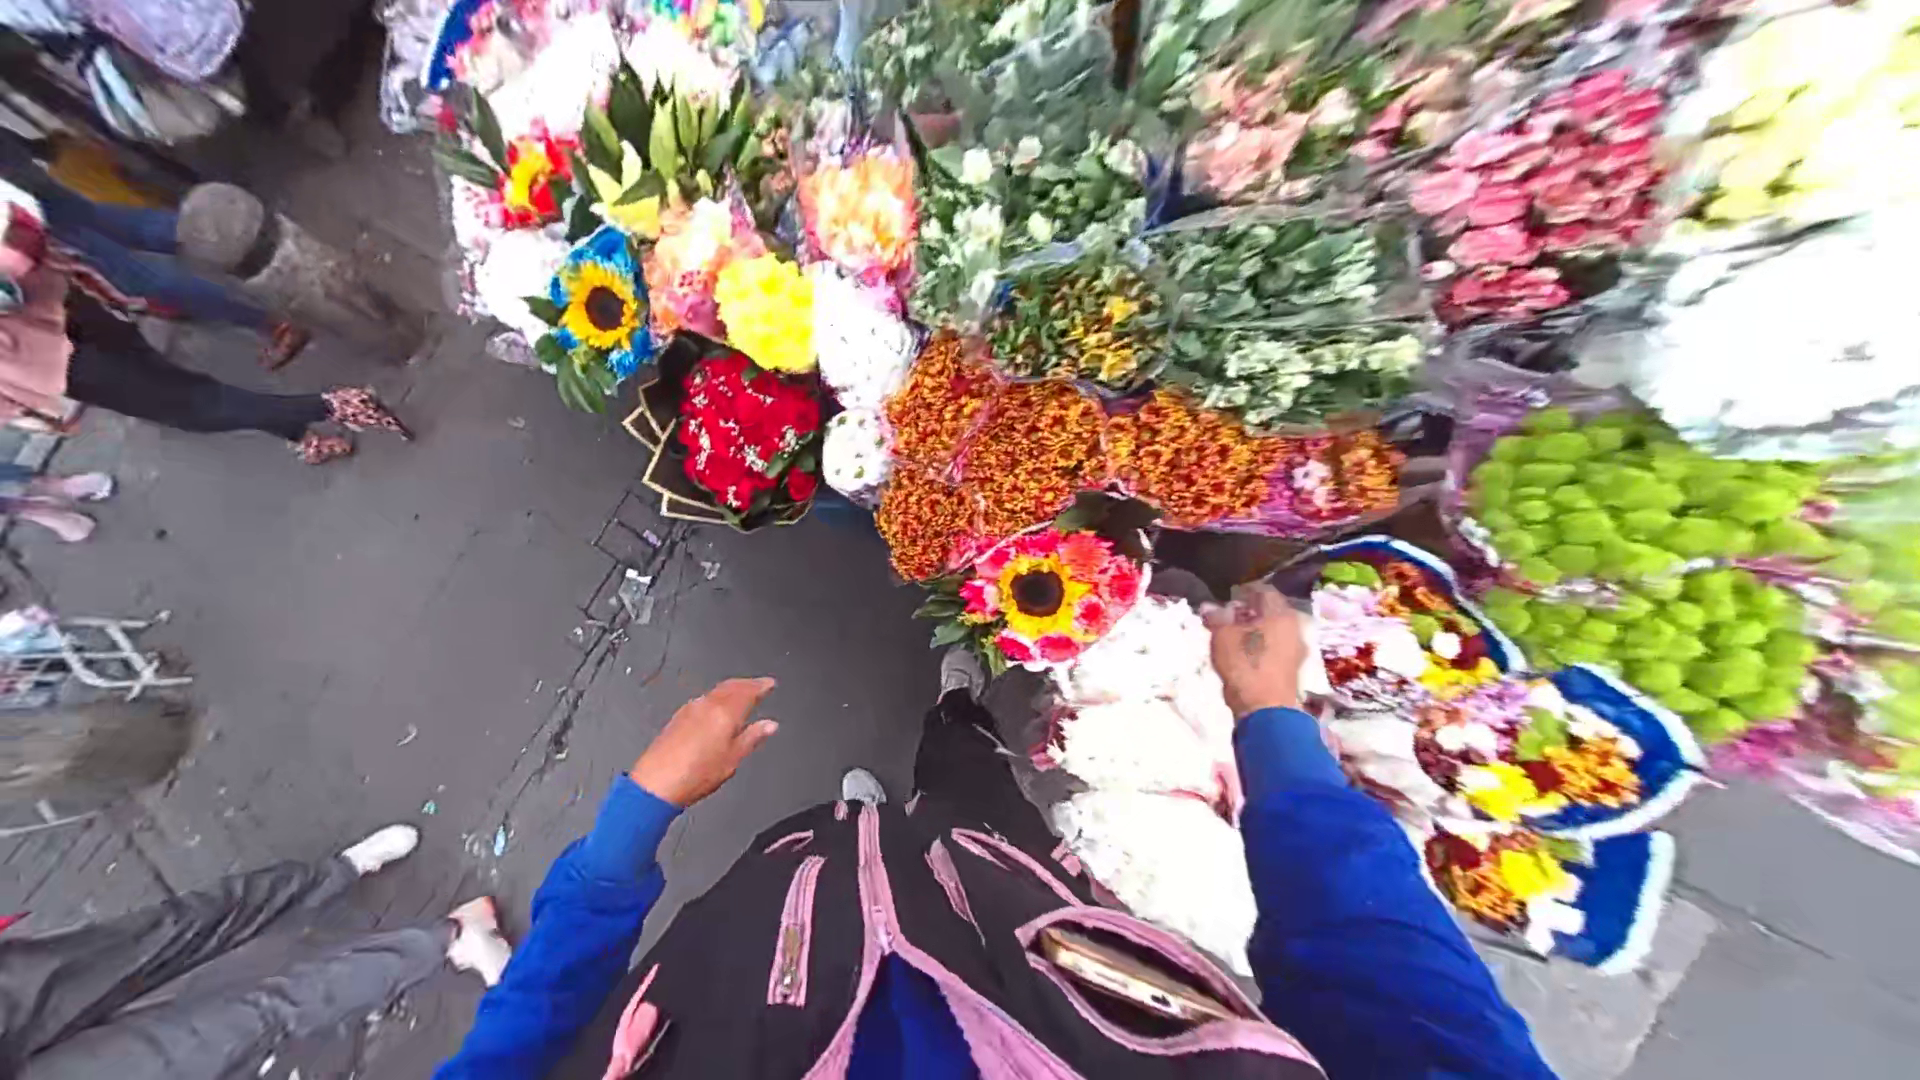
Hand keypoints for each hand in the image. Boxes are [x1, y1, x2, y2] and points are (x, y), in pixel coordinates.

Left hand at [630, 678, 779, 807]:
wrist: (654, 786)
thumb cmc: (692, 775)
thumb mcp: (733, 759)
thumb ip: (753, 737)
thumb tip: (769, 726)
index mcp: (725, 712)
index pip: (749, 691)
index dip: (762, 685)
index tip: (770, 684)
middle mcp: (707, 705)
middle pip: (731, 686)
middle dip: (747, 684)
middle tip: (758, 684)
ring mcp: (689, 710)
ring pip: (716, 691)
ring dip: (731, 689)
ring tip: (739, 693)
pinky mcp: (677, 718)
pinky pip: (702, 700)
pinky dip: (715, 698)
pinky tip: (715, 707)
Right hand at [1203, 582, 1307, 718]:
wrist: (1265, 709)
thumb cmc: (1244, 665)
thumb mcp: (1222, 636)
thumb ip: (1217, 617)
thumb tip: (1210, 606)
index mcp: (1281, 614)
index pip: (1264, 591)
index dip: (1244, 591)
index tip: (1227, 597)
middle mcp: (1295, 628)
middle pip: (1270, 611)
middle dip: (1249, 611)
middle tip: (1227, 616)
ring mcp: (1297, 650)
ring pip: (1273, 630)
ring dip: (1254, 629)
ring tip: (1232, 636)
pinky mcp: (1293, 668)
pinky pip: (1275, 646)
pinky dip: (1261, 644)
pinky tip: (1244, 652)